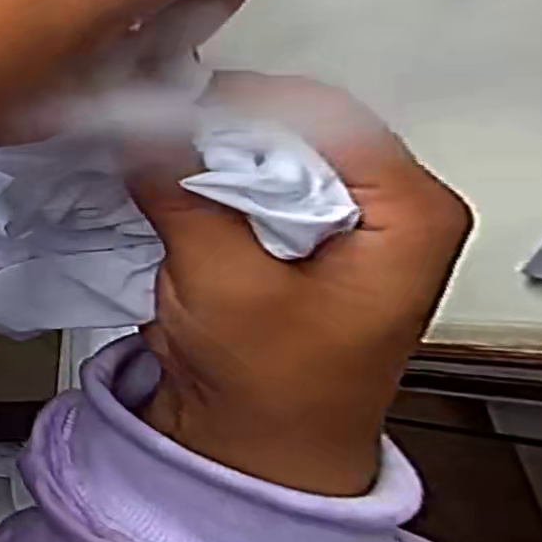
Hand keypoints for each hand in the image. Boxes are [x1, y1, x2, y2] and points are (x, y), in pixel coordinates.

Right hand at [127, 74, 471, 495]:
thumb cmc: (269, 375)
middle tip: (140, 117)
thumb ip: (182, 195)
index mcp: (408, 211)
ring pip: (254, 143)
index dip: (242, 102)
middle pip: (287, 122)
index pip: (324, 115)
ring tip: (135, 137)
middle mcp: (375, 199)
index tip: (167, 104)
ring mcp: (324, 210)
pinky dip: (190, 164)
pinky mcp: (276, 223)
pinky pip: (232, 170)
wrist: (250, 439)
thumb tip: (132, 124)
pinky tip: (147, 163)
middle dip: (211, 119)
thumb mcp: (225, 280)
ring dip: (194, 140)